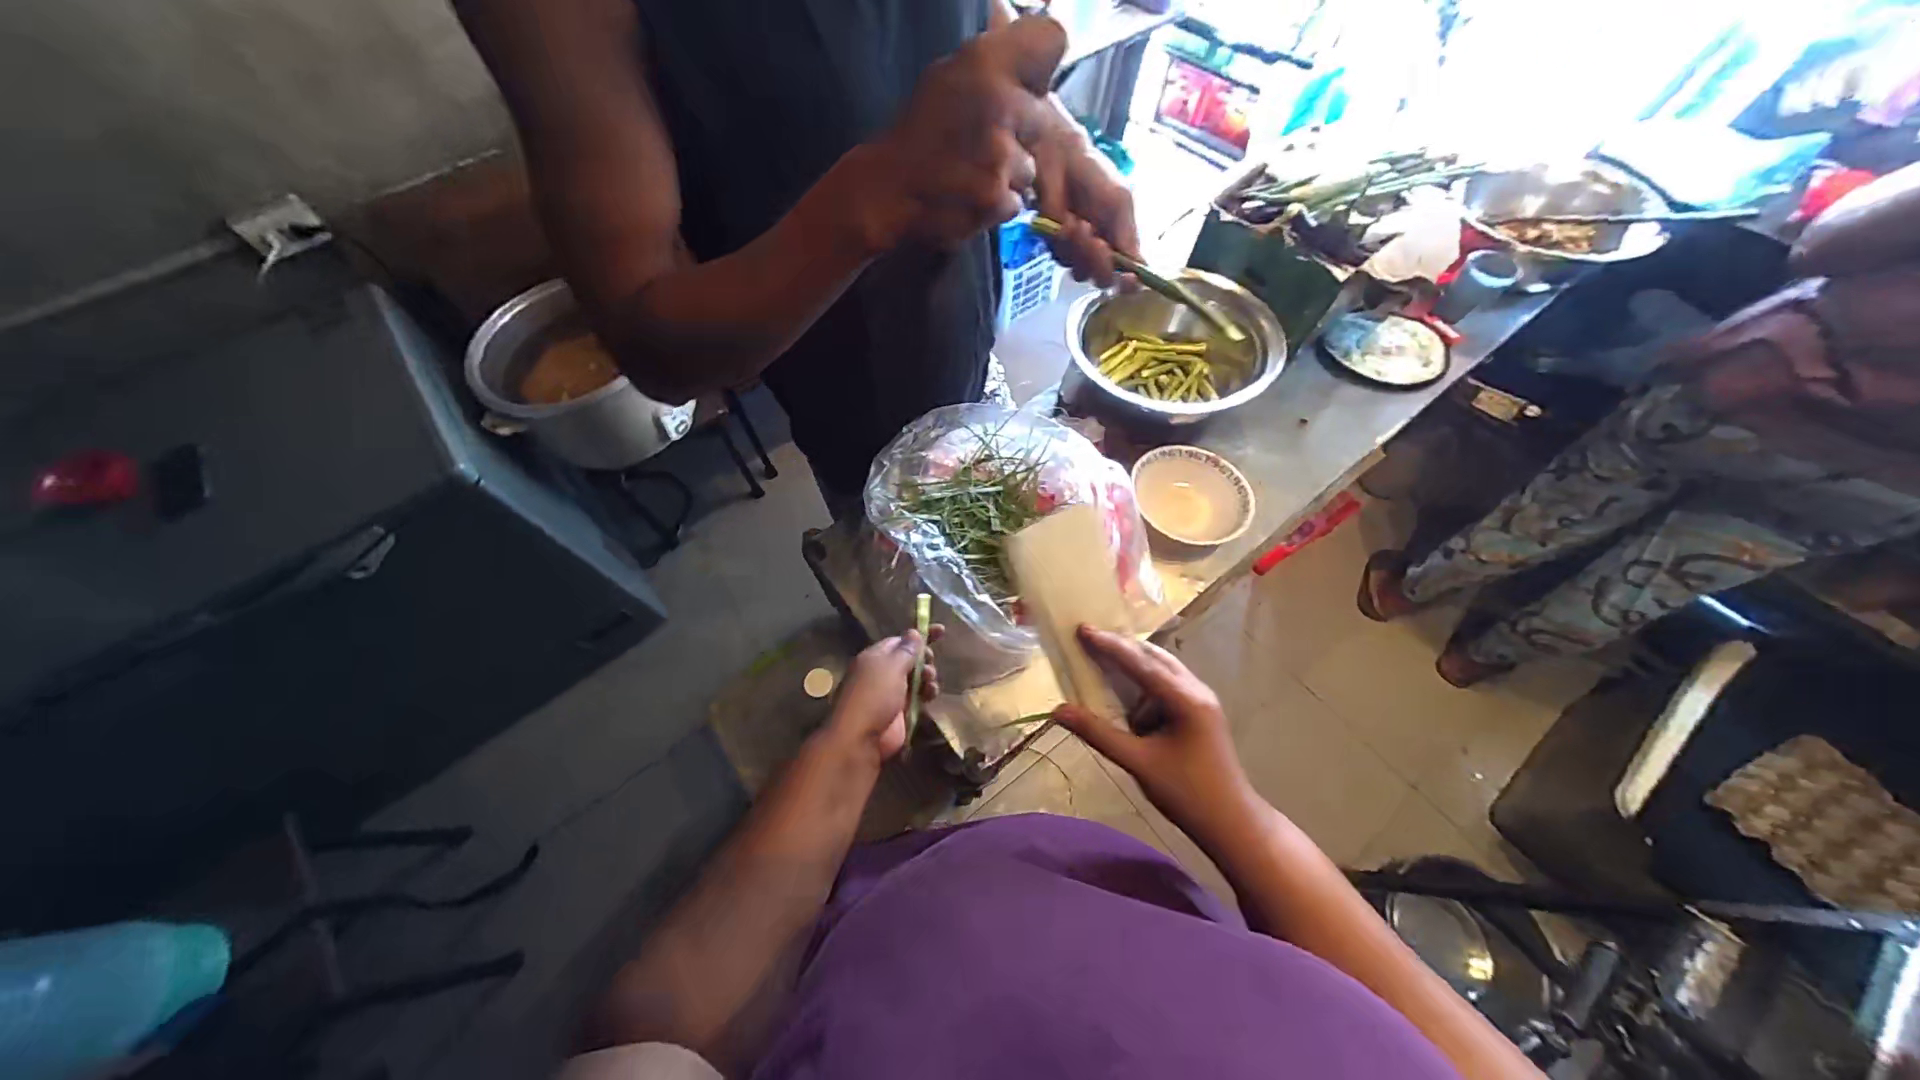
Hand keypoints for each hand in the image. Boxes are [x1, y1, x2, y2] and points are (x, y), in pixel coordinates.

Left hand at [825, 626, 942, 760]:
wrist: (862, 738)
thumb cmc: (874, 695)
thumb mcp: (891, 666)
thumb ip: (906, 650)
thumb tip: (914, 632)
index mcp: (875, 657)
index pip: (900, 640)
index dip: (919, 635)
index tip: (941, 631)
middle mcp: (883, 673)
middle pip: (910, 658)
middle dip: (924, 657)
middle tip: (930, 662)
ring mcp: (892, 693)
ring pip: (917, 678)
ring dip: (928, 676)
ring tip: (930, 681)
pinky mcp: (901, 712)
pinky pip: (919, 696)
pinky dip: (927, 693)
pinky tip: (932, 694)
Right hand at [851, 15, 1065, 250]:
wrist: (888, 190)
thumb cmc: (920, 135)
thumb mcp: (953, 75)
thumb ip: (999, 61)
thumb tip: (1044, 45)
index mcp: (983, 60)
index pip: (1052, 39)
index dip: (1041, 67)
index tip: (1024, 86)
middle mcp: (997, 101)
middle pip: (1042, 120)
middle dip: (1019, 136)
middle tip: (980, 147)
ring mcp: (998, 154)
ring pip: (1028, 167)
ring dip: (1006, 176)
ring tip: (970, 175)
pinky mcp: (994, 197)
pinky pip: (1014, 202)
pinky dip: (994, 206)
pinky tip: (968, 198)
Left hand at [1031, 107, 1139, 287]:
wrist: (1060, 162)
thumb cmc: (1095, 176)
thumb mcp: (1120, 202)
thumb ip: (1129, 237)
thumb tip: (1142, 270)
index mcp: (1122, 244)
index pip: (1129, 277)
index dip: (1128, 284)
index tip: (1127, 278)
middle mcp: (1102, 254)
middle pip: (1104, 280)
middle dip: (1100, 263)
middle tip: (1096, 240)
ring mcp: (1078, 253)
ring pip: (1081, 272)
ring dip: (1081, 250)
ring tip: (1080, 223)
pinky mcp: (1056, 247)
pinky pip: (1062, 259)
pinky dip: (1064, 242)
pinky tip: (1066, 221)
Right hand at [1051, 626, 1258, 842]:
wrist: (1233, 823)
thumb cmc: (1187, 793)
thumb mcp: (1138, 763)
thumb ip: (1097, 733)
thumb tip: (1059, 710)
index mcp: (1185, 699)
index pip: (1140, 663)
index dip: (1109, 645)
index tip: (1082, 629)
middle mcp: (1196, 691)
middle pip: (1154, 657)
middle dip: (1121, 646)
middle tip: (1088, 637)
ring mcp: (1202, 700)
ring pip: (1163, 669)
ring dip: (1134, 664)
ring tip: (1103, 660)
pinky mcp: (1200, 713)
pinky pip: (1168, 685)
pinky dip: (1145, 682)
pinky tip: (1128, 694)